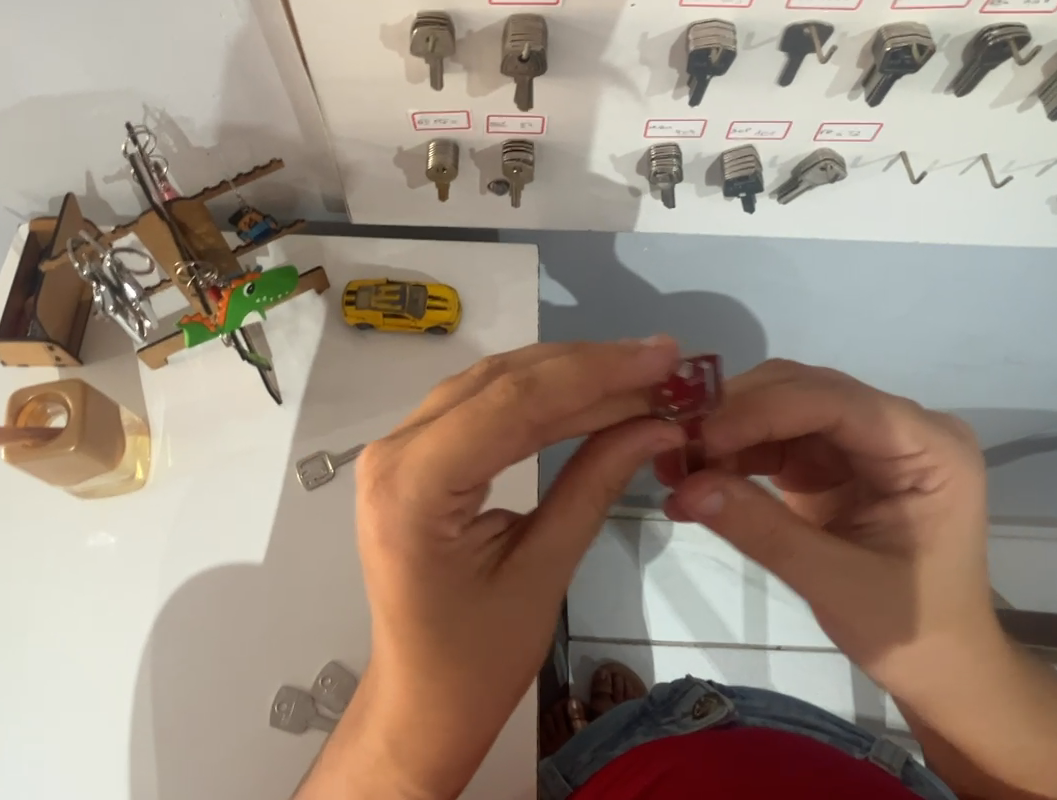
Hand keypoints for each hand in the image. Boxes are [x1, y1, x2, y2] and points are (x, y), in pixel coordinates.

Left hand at [304, 338, 684, 799]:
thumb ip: (593, 485)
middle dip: (586, 368)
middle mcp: (394, 451)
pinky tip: (586, 391)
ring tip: (638, 370)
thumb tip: (659, 425)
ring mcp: (397, 447)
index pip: (512, 404)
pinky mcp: (413, 453)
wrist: (419, 700)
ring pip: (490, 384)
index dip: (592, 372)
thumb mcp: (542, 572)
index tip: (663, 356)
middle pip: (501, 383)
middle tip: (662, 361)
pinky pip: (479, 405)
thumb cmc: (476, 661)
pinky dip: (538, 395)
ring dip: (565, 374)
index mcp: (413, 486)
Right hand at [656, 360, 1000, 697]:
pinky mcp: (830, 458)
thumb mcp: (835, 583)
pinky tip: (693, 482)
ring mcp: (860, 439)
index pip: (834, 401)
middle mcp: (895, 426)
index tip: (701, 438)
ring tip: (675, 469)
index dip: (762, 410)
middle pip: (800, 391)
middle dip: (733, 416)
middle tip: (674, 450)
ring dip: (723, 434)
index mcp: (927, 447)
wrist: (938, 667)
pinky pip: (769, 438)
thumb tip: (685, 488)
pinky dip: (729, 456)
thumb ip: (762, 530)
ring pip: (775, 407)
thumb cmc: (910, 630)